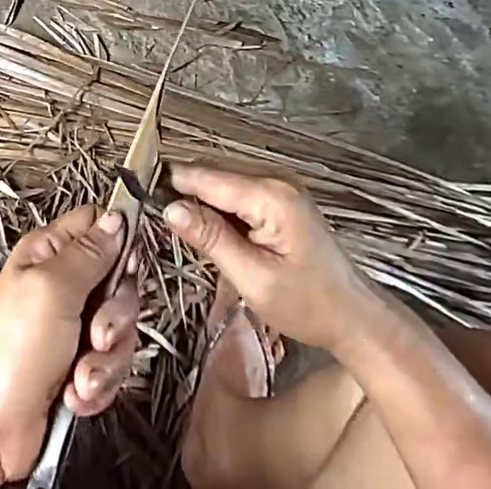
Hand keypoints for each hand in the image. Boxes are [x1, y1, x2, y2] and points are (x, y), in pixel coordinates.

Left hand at [0, 204, 139, 483]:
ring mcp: (72, 326)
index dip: (119, 243)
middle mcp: (62, 285)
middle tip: (95, 331)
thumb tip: (115, 218)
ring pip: (122, 326)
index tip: (120, 269)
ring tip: (79, 370)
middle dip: (117, 313)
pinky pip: (114, 364)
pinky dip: (99, 383)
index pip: (99, 225)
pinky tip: (74, 390)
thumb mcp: (52, 289)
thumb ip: (90, 251)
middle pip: (121, 279)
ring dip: (107, 358)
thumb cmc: (3, 357)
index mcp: (49, 253)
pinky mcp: (80, 363)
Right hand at [163, 164, 381, 352]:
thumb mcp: (254, 278)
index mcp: (270, 195)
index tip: (137, 190)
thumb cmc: (308, 304)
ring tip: (174, 226)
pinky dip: (216, 208)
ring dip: (197, 201)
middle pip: (211, 174)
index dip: (171, 183)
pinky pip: (235, 194)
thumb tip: (171, 209)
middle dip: (182, 192)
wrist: (353, 316)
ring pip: (220, 182)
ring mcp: (277, 187)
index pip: (207, 177)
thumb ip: (212, 238)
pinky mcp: (277, 199)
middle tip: (152, 216)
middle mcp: (274, 180)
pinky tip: (207, 231)